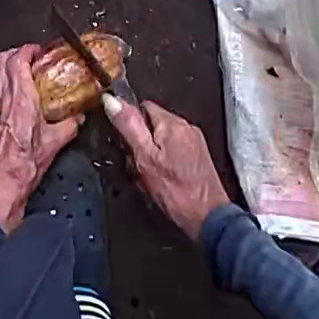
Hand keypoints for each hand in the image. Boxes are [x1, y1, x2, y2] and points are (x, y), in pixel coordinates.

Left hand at [0, 44, 82, 230]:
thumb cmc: (21, 166)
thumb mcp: (55, 143)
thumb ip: (69, 125)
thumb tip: (77, 117)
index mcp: (20, 98)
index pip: (17, 59)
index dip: (28, 50)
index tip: (38, 51)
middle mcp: (1, 98)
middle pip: (0, 60)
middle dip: (15, 53)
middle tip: (29, 57)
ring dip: (3, 66)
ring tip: (18, 71)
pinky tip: (10, 96)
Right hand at [105, 96, 230, 240]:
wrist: (206, 217)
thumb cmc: (178, 191)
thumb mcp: (144, 157)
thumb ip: (128, 126)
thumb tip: (112, 101)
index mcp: (172, 123)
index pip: (141, 106)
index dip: (128, 124)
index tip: (126, 143)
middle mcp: (186, 128)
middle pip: (151, 124)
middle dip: (139, 143)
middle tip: (138, 164)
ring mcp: (193, 143)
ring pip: (160, 140)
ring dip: (150, 155)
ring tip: (150, 176)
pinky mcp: (197, 157)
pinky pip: (172, 152)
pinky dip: (163, 163)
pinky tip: (162, 180)